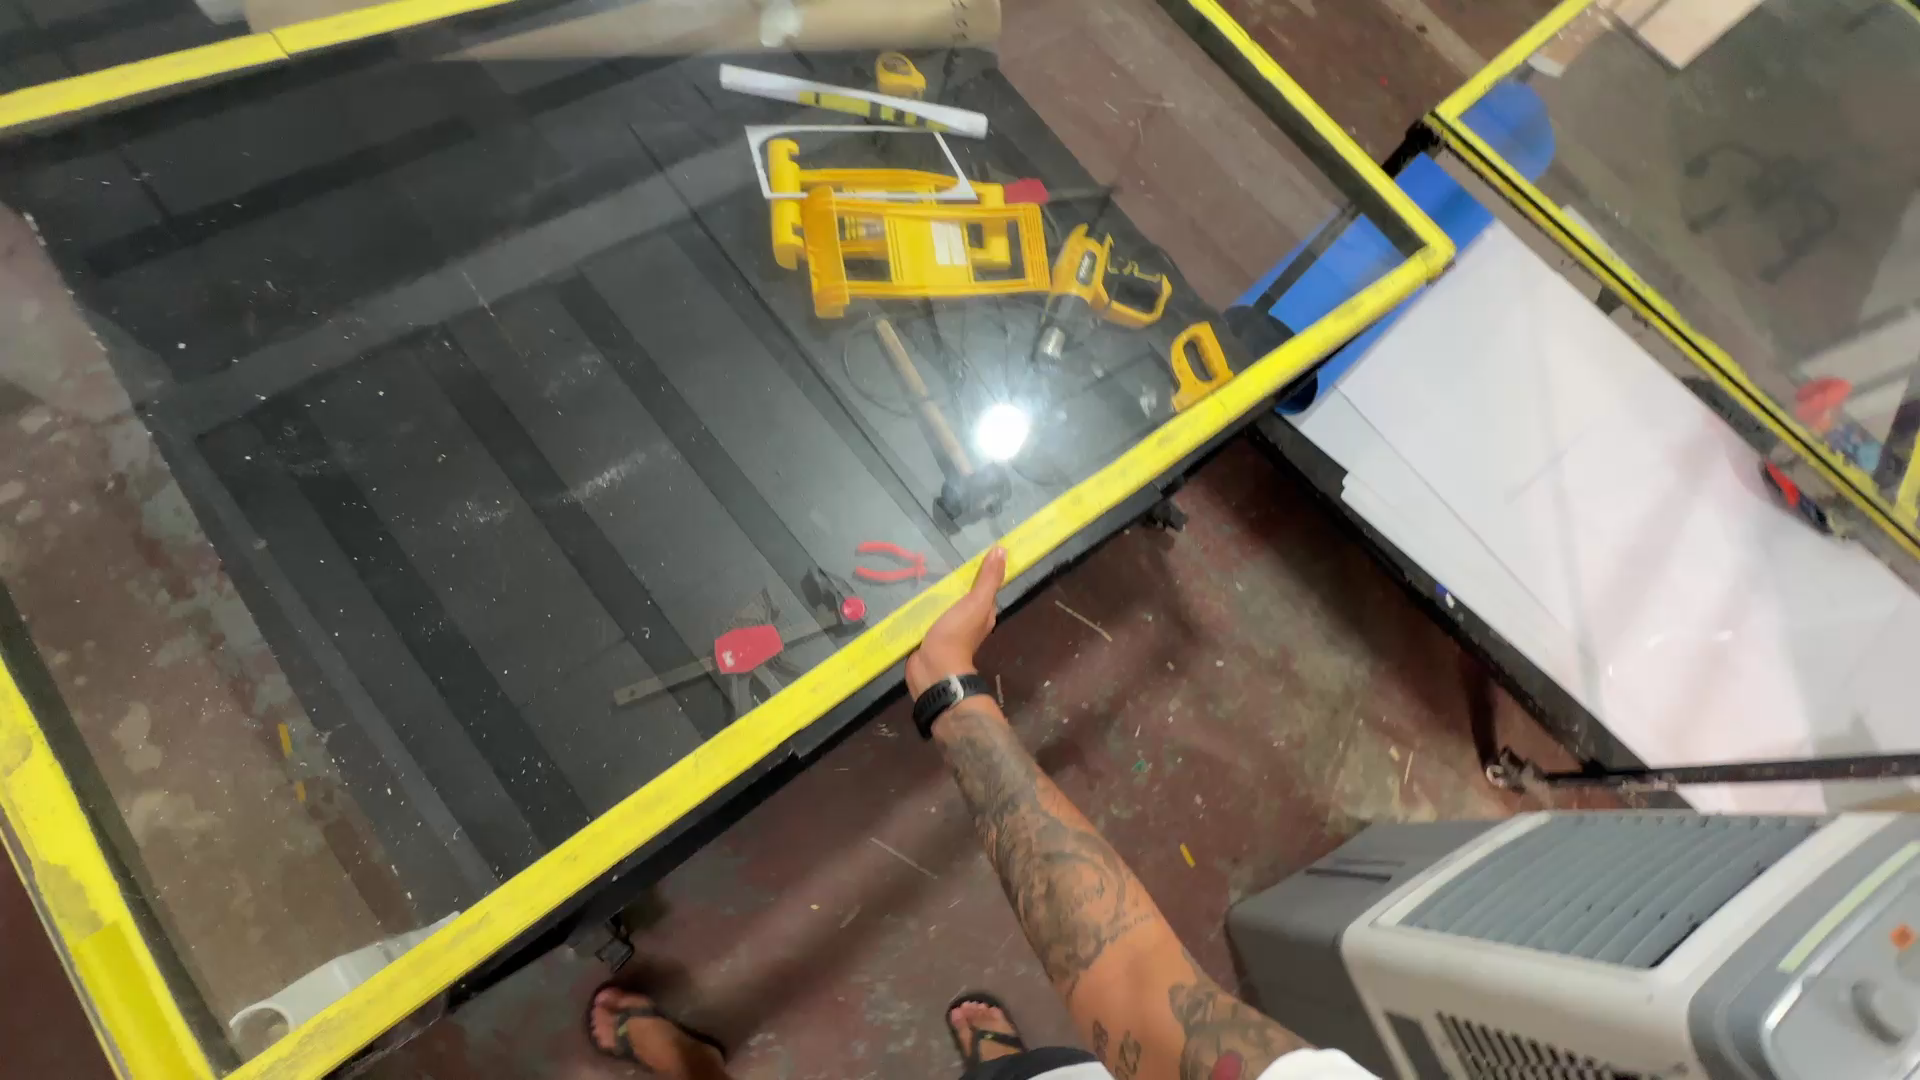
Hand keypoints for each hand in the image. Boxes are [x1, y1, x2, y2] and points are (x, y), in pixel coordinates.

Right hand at [906, 546, 1007, 697]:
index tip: (974, 553)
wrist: (933, 667)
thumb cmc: (957, 633)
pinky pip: (931, 614)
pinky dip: (928, 605)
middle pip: (967, 596)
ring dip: (941, 593)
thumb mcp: (977, 602)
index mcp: (985, 613)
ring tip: (928, 573)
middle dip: (959, 582)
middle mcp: (970, 621)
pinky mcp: (931, 634)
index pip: (987, 588)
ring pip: (948, 605)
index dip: (983, 572)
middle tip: (945, 560)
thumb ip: (988, 578)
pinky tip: (917, 594)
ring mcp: (950, 629)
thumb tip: (1002, 550)